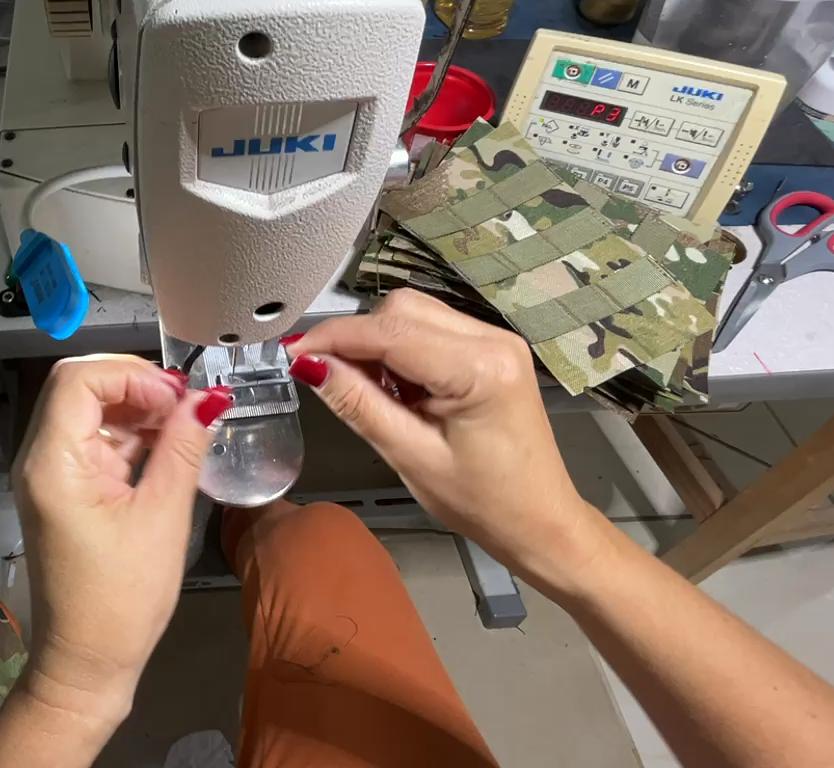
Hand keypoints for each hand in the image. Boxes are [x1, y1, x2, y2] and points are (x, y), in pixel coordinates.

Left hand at [12, 356, 229, 728]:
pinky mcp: (66, 483)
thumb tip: (209, 398)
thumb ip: (183, 448)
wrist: (87, 663)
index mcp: (52, 463)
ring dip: (135, 404)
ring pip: (88, 407)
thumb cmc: (123, 600)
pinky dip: (130, 429)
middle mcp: (40, 457)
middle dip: (133, 383)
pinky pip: (94, 436)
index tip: (175, 397)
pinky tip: (166, 439)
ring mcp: (50, 469)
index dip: (129, 375)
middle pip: (78, 386)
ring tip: (183, 420)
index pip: (77, 379)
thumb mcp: (163, 519)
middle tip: (183, 402)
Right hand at [284, 290, 607, 588]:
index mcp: (481, 369)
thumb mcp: (409, 456)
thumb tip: (309, 364)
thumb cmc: (483, 502)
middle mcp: (492, 339)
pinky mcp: (487, 345)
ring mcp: (493, 337)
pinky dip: (397, 348)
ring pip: (410, 312)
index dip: (333, 337)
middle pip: (399, 310)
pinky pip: (426, 326)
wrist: (540, 521)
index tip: (293, 353)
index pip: (389, 332)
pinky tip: (398, 386)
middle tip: (334, 381)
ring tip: (375, 392)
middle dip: (357, 339)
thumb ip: (357, 402)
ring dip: (376, 343)